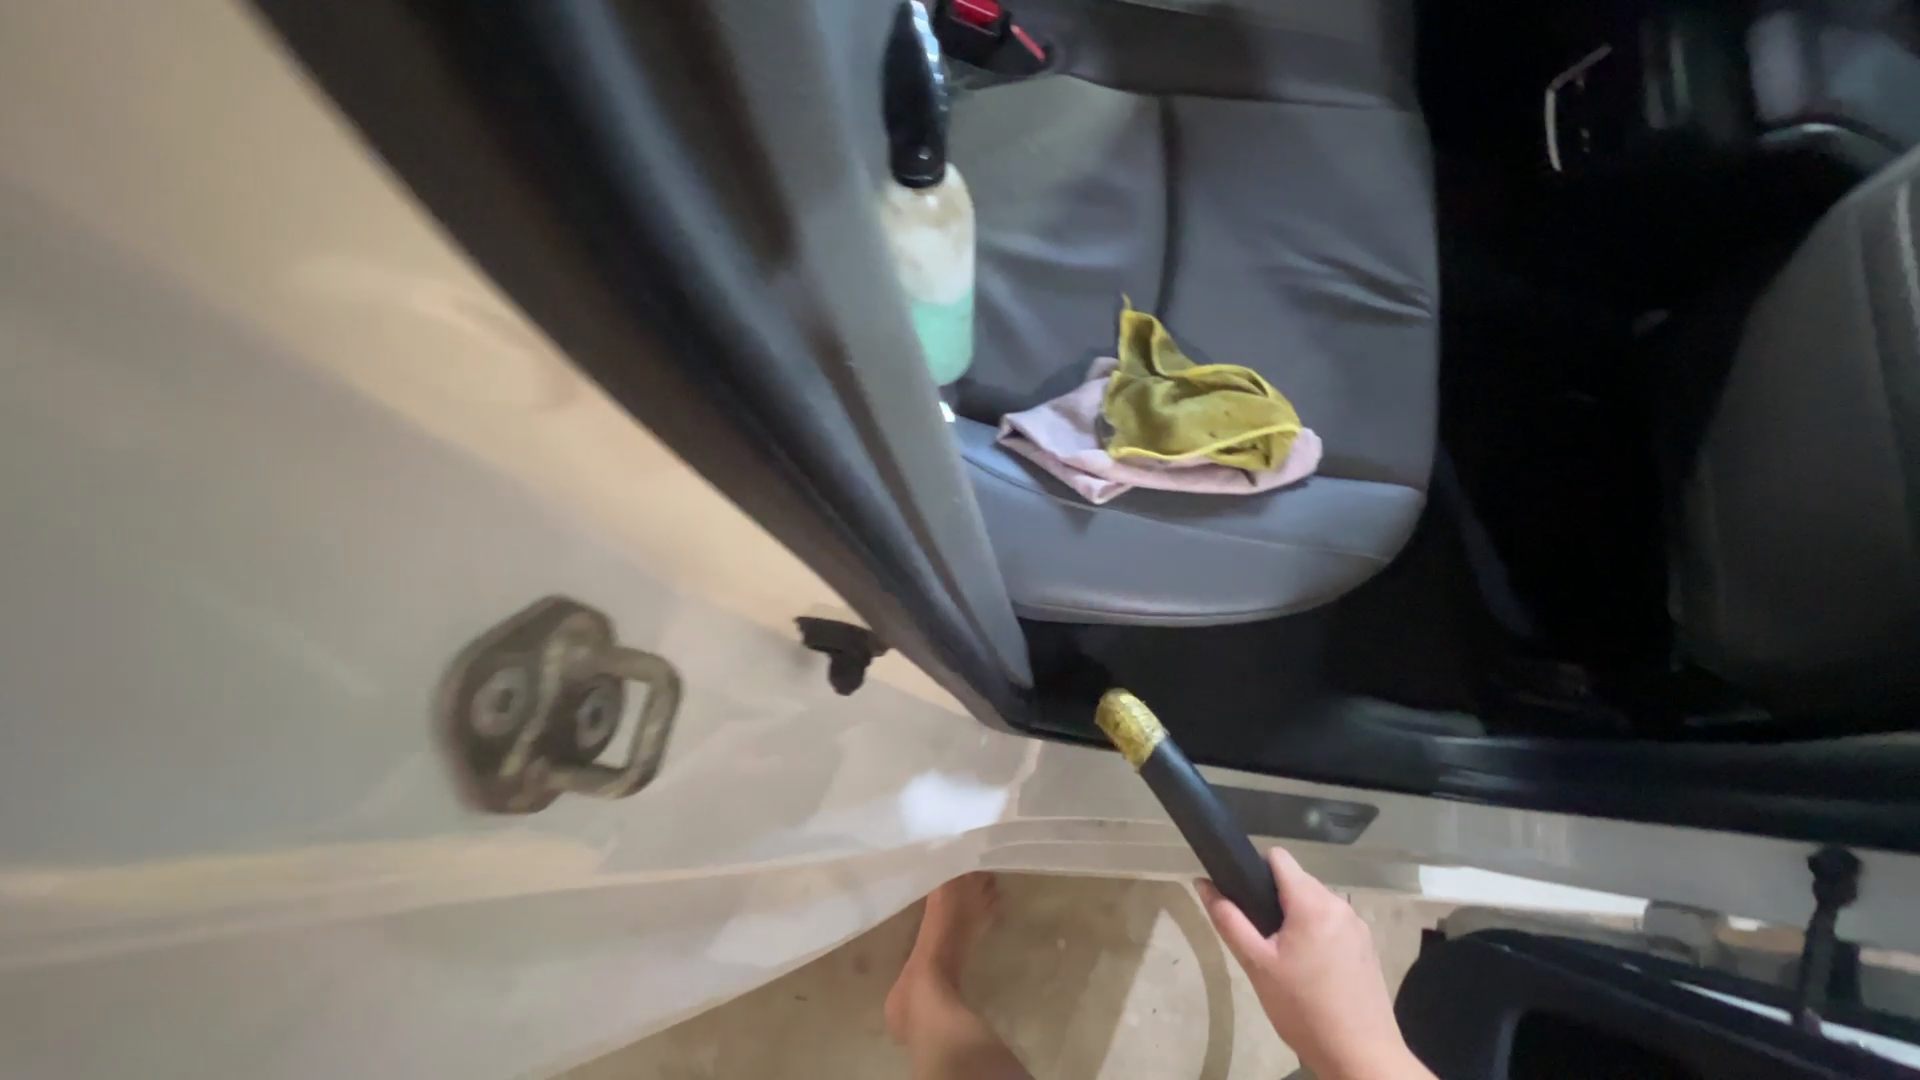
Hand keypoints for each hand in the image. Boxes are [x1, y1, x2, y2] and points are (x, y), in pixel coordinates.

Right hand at [1197, 847, 1435, 1079]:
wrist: (1362, 1059)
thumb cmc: (1303, 1009)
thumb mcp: (1256, 964)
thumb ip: (1228, 919)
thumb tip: (1203, 883)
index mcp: (1312, 903)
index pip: (1278, 857)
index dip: (1256, 869)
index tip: (1245, 898)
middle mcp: (1339, 905)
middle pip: (1296, 880)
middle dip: (1275, 899)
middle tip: (1261, 938)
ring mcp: (1358, 926)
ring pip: (1315, 902)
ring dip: (1296, 916)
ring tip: (1285, 957)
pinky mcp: (1367, 947)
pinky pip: (1333, 923)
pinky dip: (1317, 933)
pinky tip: (1312, 969)